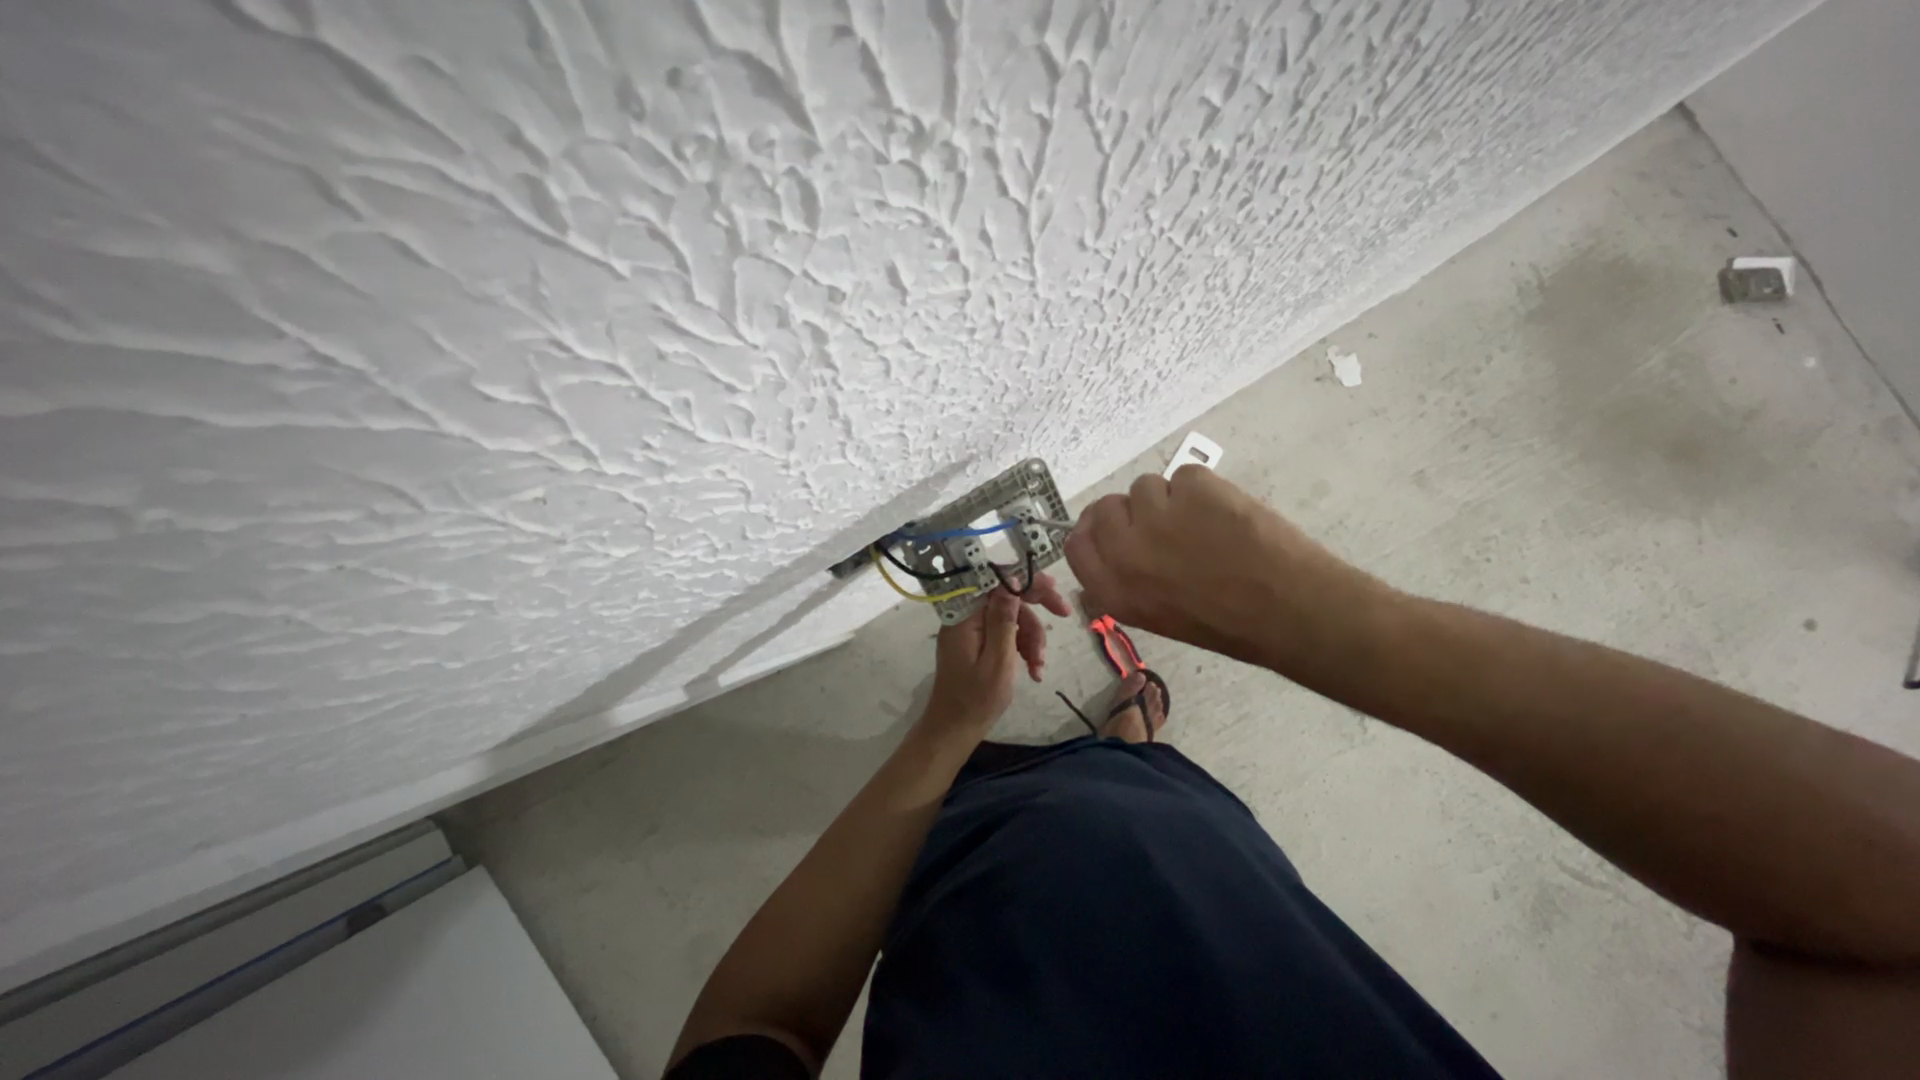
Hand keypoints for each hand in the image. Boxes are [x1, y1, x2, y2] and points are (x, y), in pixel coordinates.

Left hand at [921, 572, 1070, 735]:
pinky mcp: (977, 644)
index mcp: (965, 616)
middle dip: (1035, 612)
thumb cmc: (976, 699)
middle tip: (1065, 614)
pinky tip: (1033, 670)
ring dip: (1031, 639)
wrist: (954, 730)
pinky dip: (1022, 649)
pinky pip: (1005, 635)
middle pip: (1007, 598)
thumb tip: (1011, 581)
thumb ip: (1004, 620)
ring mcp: (971, 631)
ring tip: (1038, 667)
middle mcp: (966, 617)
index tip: (1054, 590)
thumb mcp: (997, 660)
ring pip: (1011, 619)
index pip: (997, 582)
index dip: (1028, 581)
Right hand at [1064, 467, 1392, 672]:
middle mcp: (1125, 551)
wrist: (1289, 607)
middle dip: (1132, 512)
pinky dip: (1202, 491)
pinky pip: (1184, 477)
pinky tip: (1224, 515)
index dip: (1094, 532)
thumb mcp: (1156, 619)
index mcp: (1114, 591)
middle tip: (1167, 524)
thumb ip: (1122, 587)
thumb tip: (1106, 561)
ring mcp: (1158, 516)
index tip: (1115, 529)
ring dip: (1169, 500)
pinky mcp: (1193, 489)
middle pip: (1106, 509)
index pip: (1077, 545)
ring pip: (1147, 487)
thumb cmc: (1226, 624)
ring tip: (1204, 525)